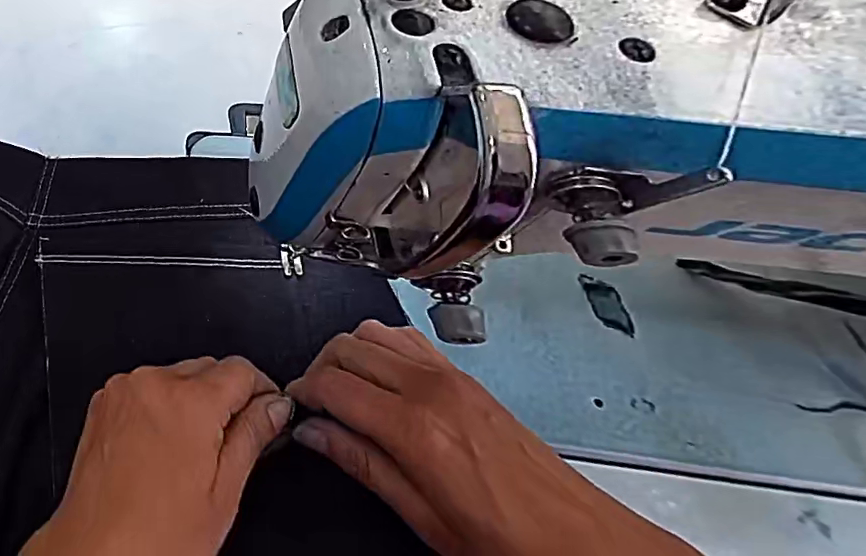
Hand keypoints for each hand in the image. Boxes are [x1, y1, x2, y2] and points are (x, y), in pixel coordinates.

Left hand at [21, 356, 292, 555]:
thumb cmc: (153, 543)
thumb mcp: (222, 494)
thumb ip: (253, 437)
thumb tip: (275, 406)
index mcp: (189, 402)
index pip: (242, 369)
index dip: (262, 391)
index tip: (268, 410)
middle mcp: (154, 383)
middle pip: (210, 368)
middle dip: (226, 397)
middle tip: (231, 442)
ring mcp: (126, 388)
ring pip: (179, 375)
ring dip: (192, 399)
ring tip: (190, 454)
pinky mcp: (106, 399)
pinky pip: (148, 386)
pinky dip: (160, 404)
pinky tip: (161, 448)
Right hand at [287, 321, 699, 555]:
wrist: (574, 534)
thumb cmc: (508, 540)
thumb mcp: (423, 518)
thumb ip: (363, 465)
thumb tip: (317, 435)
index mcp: (415, 427)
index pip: (335, 384)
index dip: (303, 390)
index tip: (292, 404)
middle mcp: (430, 386)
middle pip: (348, 347)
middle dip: (318, 366)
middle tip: (308, 398)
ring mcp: (448, 372)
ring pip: (374, 331)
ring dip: (346, 350)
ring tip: (337, 385)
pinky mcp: (462, 372)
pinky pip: (406, 336)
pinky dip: (378, 343)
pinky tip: (377, 371)